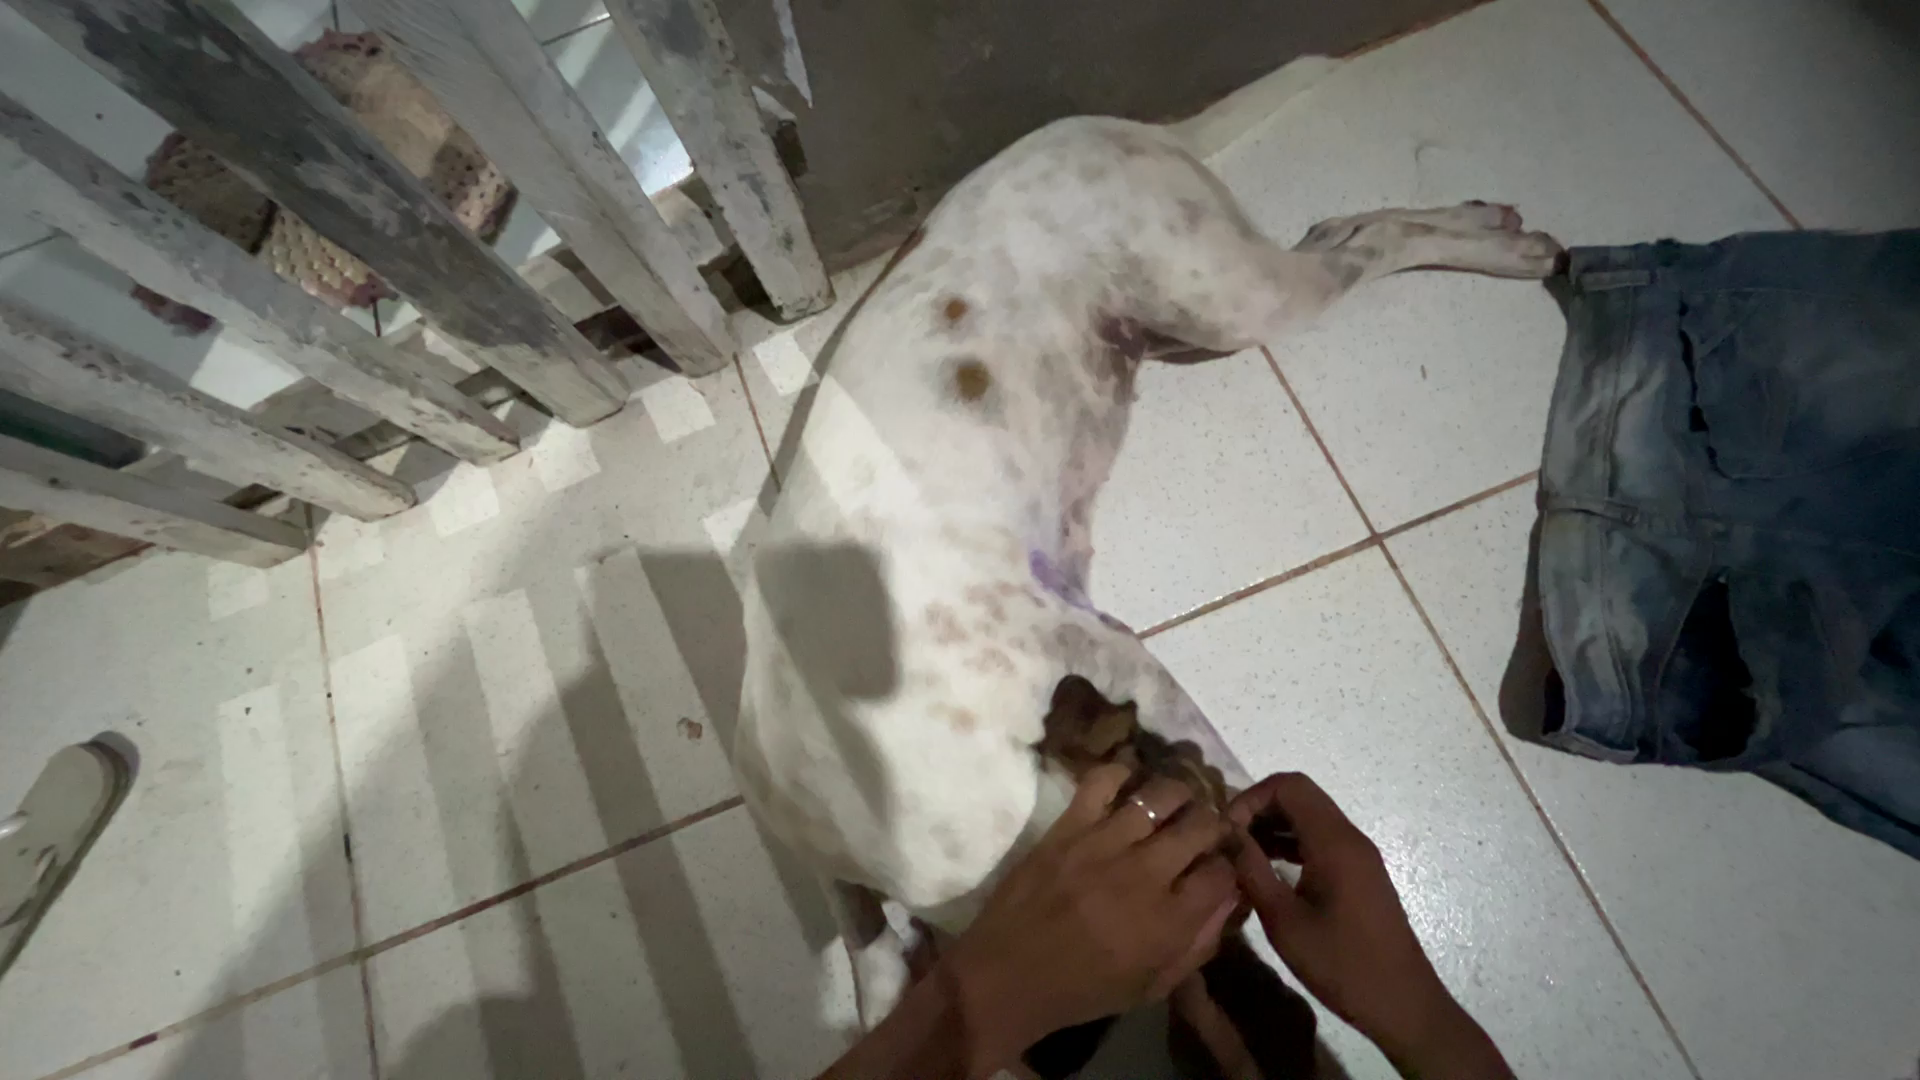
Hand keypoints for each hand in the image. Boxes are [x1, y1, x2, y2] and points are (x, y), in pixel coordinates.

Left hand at [941, 764, 1240, 1064]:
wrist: (1011, 970)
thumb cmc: (1084, 987)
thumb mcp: (1153, 985)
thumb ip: (1197, 943)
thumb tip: (1227, 898)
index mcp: (1169, 921)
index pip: (1223, 873)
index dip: (1228, 866)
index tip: (1219, 865)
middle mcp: (1145, 873)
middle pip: (1200, 825)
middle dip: (1211, 823)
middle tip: (1203, 826)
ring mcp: (1105, 842)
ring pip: (1160, 795)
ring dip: (1178, 793)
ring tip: (1176, 799)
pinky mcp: (1069, 824)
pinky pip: (1103, 780)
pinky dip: (1121, 772)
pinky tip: (1128, 782)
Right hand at [1229, 773, 1512, 1079]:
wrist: (1404, 1008)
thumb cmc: (1341, 964)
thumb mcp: (1283, 919)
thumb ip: (1251, 869)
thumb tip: (1226, 833)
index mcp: (1334, 842)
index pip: (1288, 785)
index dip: (1251, 797)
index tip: (1228, 830)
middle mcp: (1349, 838)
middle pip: (1298, 795)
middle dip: (1258, 808)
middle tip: (1231, 840)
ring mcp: (1357, 855)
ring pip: (1308, 816)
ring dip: (1272, 825)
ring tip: (1243, 856)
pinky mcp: (1358, 873)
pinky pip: (1318, 839)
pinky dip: (1290, 842)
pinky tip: (1268, 870)